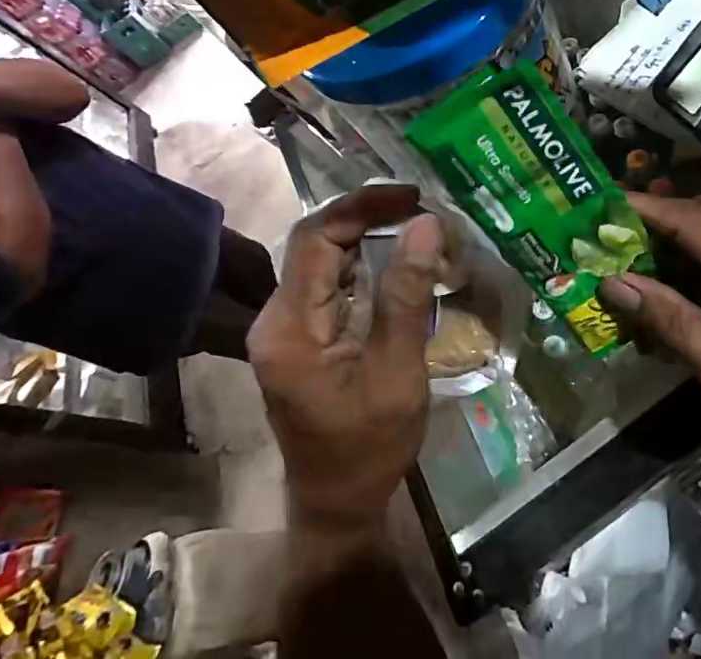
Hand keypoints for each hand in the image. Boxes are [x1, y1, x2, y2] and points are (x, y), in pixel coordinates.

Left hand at [249, 185, 444, 534]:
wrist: (337, 505)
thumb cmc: (369, 447)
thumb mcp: (397, 372)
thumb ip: (406, 295)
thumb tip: (426, 225)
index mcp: (289, 327)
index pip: (316, 239)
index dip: (361, 207)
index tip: (410, 196)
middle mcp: (275, 318)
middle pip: (314, 243)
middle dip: (364, 216)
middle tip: (416, 204)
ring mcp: (283, 327)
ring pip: (319, 259)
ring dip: (362, 236)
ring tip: (410, 221)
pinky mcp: (298, 336)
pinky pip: (325, 283)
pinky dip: (358, 263)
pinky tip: (391, 257)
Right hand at [598, 194, 700, 475]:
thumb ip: (675, 325)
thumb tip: (615, 284)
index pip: (694, 222)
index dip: (643, 209)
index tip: (597, 208)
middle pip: (693, 227)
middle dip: (640, 230)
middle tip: (592, 241)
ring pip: (698, 245)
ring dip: (655, 255)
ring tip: (609, 268)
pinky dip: (676, 276)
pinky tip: (649, 297)